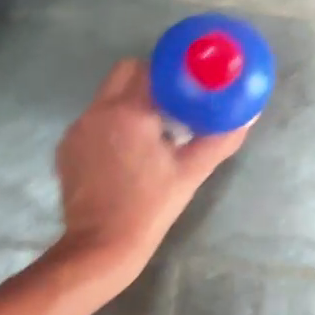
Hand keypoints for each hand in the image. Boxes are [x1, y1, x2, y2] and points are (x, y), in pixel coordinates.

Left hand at [49, 58, 248, 290]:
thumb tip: (248, 114)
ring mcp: (78, 130)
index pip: (151, 68)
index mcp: (129, 111)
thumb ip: (220, 139)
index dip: (172, 71)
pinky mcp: (67, 149)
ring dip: (129, 103)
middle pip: (124, 73)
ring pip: (107, 97)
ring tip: (152, 132)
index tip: (189, 85)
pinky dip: (111, 125)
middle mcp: (98, 111)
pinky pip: (93, 121)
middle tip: (172, 104)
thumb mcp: (191, 172)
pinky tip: (126, 154)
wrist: (101, 246)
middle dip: (148, 80)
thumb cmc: (150, 207)